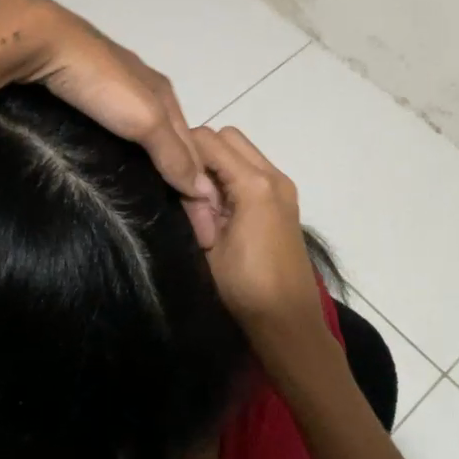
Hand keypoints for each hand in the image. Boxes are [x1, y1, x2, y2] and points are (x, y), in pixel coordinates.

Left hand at [5, 0, 220, 243]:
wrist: (42, 43)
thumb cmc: (101, 82)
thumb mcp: (144, 119)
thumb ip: (172, 152)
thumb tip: (203, 191)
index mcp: (162, 91)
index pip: (190, 143)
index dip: (197, 179)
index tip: (201, 220)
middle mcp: (139, 86)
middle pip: (166, 133)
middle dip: (174, 167)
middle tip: (172, 210)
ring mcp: (106, 85)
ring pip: (135, 127)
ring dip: (144, 157)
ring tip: (140, 192)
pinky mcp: (75, 89)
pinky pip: (105, 123)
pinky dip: (115, 145)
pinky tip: (105, 161)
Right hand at [194, 127, 323, 337]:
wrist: (288, 321)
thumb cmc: (244, 286)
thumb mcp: (208, 243)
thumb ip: (193, 204)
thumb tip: (179, 178)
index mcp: (254, 184)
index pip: (208, 139)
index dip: (183, 152)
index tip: (170, 175)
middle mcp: (273, 176)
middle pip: (227, 136)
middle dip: (202, 151)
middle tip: (186, 185)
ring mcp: (282, 186)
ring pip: (241, 149)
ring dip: (218, 162)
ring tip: (204, 198)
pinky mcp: (284, 199)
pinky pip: (252, 167)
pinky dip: (233, 174)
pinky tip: (221, 206)